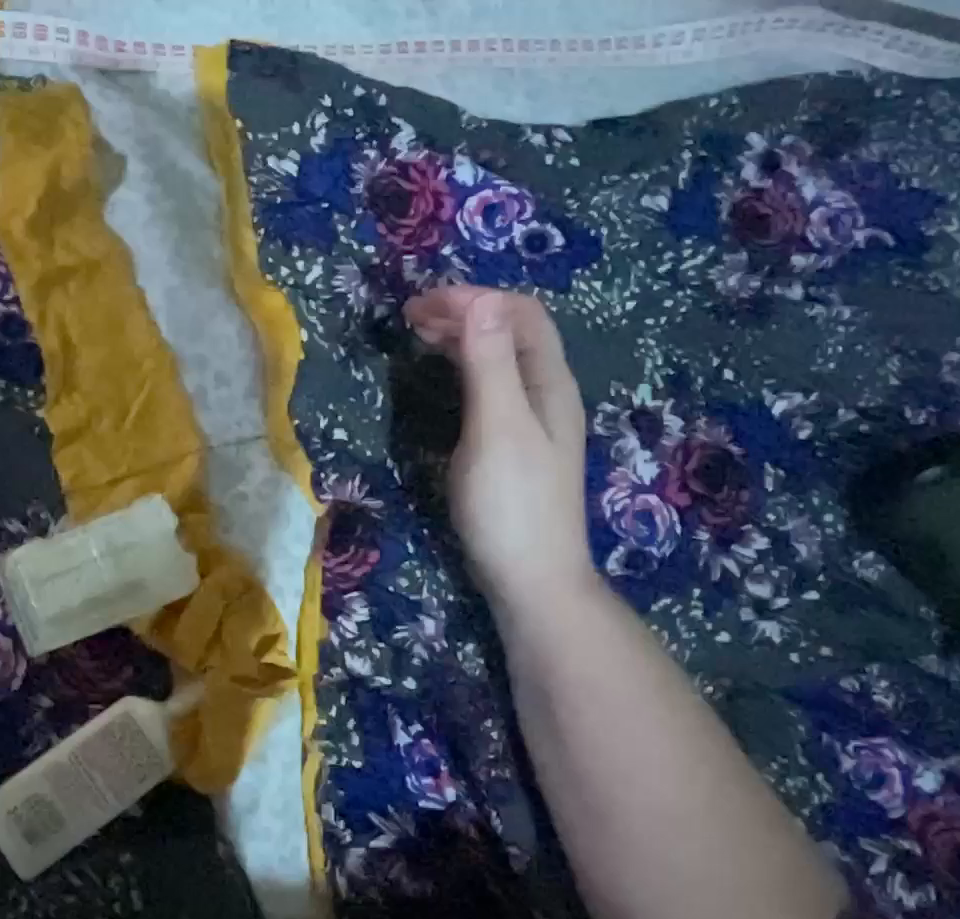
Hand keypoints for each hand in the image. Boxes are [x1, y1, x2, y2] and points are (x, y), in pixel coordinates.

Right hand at [403, 286, 592, 610]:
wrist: (531, 578)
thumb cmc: (511, 504)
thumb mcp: (497, 428)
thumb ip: (489, 364)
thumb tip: (480, 300)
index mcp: (549, 384)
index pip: (520, 315)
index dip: (474, 299)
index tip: (420, 306)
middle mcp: (545, 395)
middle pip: (512, 333)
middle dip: (465, 313)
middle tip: (411, 317)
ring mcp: (530, 422)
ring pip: (500, 360)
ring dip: (463, 339)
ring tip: (419, 336)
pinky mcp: (512, 447)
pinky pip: (490, 388)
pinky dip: (463, 370)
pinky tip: (441, 381)